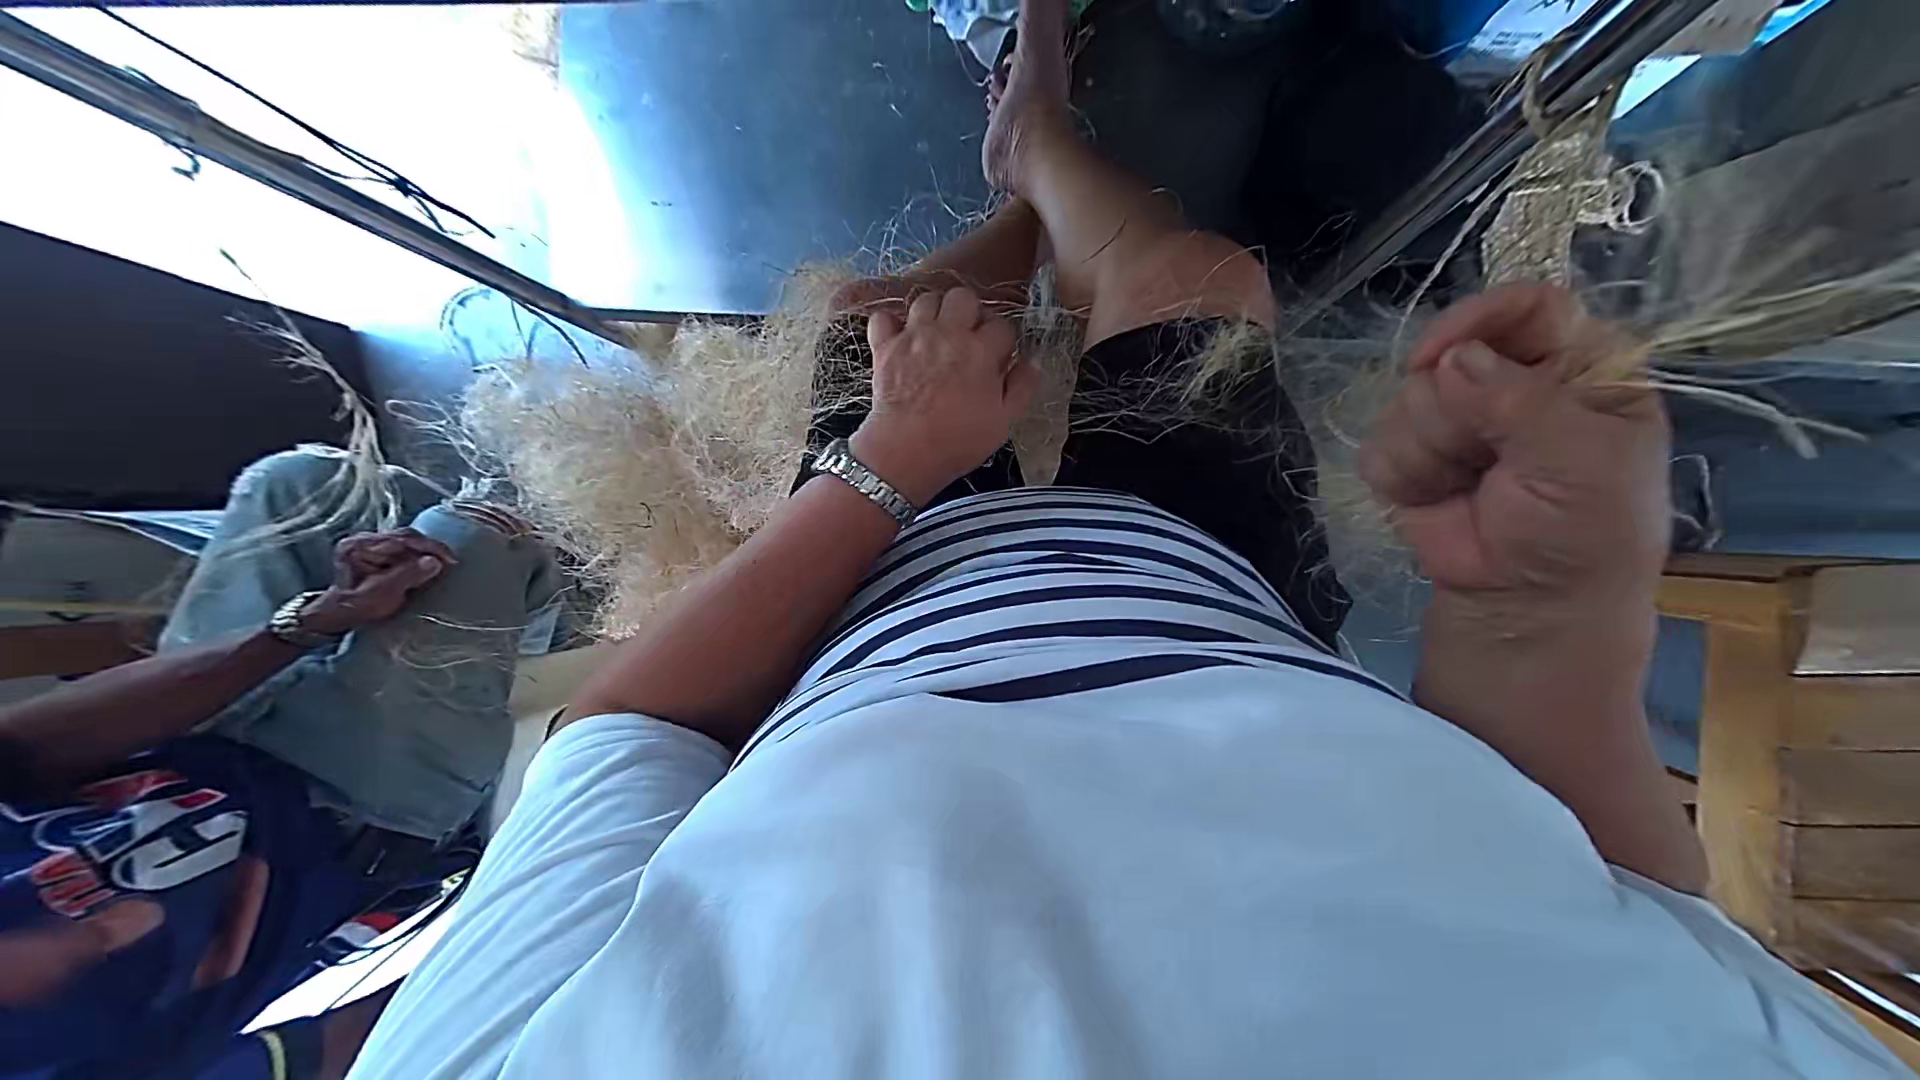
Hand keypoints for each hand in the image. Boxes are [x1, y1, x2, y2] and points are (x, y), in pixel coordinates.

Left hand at [300, 529, 457, 635]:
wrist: (340, 614)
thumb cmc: (357, 607)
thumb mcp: (383, 594)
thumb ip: (407, 575)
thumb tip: (433, 562)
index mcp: (358, 547)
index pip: (403, 539)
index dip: (431, 548)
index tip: (450, 561)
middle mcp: (362, 540)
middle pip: (407, 537)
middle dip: (430, 549)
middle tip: (449, 563)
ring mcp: (369, 543)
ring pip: (409, 540)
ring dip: (427, 552)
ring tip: (441, 565)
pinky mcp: (377, 549)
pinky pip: (406, 546)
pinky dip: (420, 555)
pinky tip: (428, 565)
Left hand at [849, 286, 1041, 505]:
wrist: (906, 451)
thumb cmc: (958, 441)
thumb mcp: (1003, 422)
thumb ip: (1021, 388)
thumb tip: (1032, 363)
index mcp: (981, 351)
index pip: (1002, 325)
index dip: (1003, 340)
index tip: (999, 358)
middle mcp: (948, 334)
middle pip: (964, 298)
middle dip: (971, 313)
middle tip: (969, 337)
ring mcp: (913, 337)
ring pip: (926, 299)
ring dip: (934, 312)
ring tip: (937, 334)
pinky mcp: (884, 347)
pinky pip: (883, 318)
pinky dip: (890, 324)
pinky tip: (899, 338)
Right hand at [1359, 285, 1670, 619]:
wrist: (1521, 601)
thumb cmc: (1580, 533)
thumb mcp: (1580, 465)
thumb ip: (1522, 404)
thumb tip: (1451, 359)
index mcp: (1572, 369)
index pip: (1526, 307)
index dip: (1475, 320)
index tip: (1433, 358)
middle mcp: (1505, 383)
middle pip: (1444, 362)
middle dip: (1453, 419)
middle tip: (1487, 464)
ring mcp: (1447, 421)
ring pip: (1401, 406)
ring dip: (1428, 455)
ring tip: (1465, 489)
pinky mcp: (1403, 457)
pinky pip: (1375, 447)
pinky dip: (1400, 478)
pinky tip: (1431, 499)